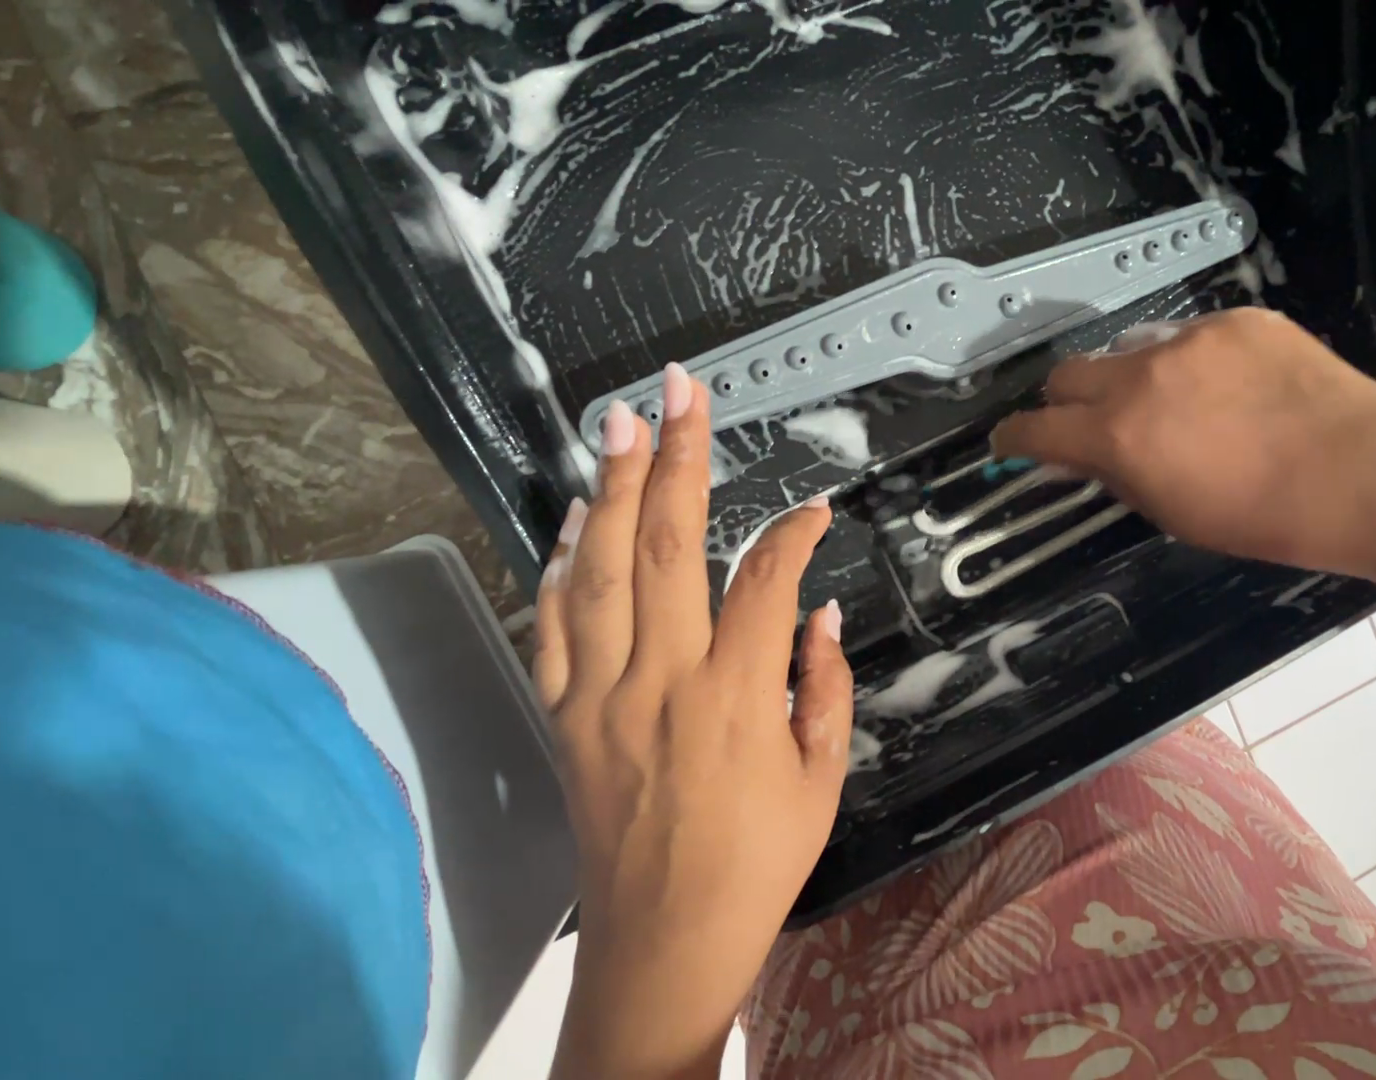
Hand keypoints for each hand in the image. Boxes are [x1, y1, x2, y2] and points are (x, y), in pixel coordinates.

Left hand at [534, 363, 852, 1078]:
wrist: (664, 942)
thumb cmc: (758, 863)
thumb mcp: (822, 781)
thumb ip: (825, 688)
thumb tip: (817, 612)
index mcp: (738, 697)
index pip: (767, 581)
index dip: (794, 533)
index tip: (813, 510)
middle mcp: (664, 680)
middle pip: (668, 546)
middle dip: (678, 459)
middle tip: (680, 392)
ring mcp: (601, 695)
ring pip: (600, 571)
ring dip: (610, 490)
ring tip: (620, 425)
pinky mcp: (562, 716)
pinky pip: (551, 627)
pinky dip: (559, 565)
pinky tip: (572, 518)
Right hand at [990, 309, 1375, 573]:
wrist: (1366, 474)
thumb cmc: (1262, 518)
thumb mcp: (1171, 512)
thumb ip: (1116, 475)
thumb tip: (1086, 457)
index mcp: (1117, 436)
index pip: (1036, 429)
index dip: (1013, 439)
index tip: (1008, 443)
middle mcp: (1139, 378)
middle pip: (1067, 373)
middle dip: (1063, 401)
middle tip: (1086, 423)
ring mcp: (1189, 340)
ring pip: (1125, 350)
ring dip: (1123, 378)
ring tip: (1163, 403)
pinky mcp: (1236, 320)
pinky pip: (1187, 336)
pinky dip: (1185, 362)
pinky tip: (1222, 387)